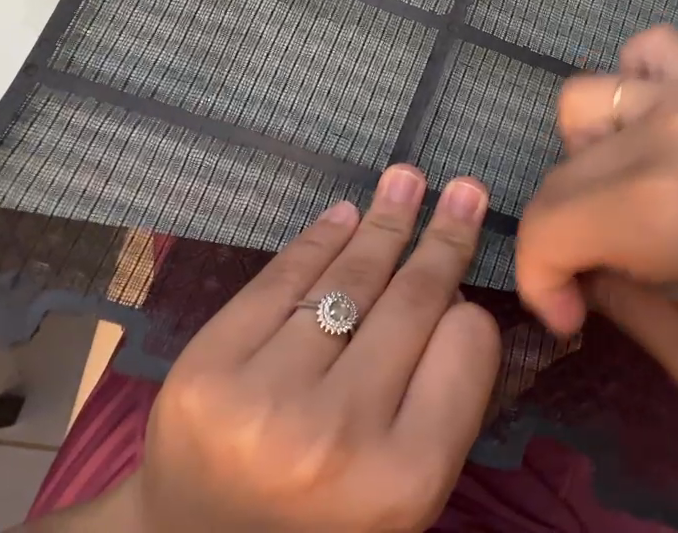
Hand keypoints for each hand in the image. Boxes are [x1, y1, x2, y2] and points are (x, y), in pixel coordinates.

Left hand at [131, 166, 499, 531]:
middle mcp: (337, 433)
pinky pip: (282, 279)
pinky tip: (345, 215)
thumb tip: (451, 288)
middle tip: (467, 190)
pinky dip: (319, 239)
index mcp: (406, 477)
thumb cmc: (327, 524)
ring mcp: (264, 397)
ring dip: (386, 221)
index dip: (469, 312)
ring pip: (349, 279)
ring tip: (408, 179)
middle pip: (413, 300)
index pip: (466, 344)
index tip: (463, 294)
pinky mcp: (208, 368)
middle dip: (446, 236)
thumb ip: (444, 400)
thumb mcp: (410, 491)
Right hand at [515, 26, 677, 394]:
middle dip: (559, 239)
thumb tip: (584, 271)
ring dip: (583, 161)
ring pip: (581, 104)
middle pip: (558, 174)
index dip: (539, 282)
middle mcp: (663, 135)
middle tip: (605, 281)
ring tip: (624, 203)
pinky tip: (653, 133)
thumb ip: (620, 307)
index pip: (545, 229)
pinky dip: (631, 87)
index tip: (572, 315)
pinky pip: (648, 50)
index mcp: (657, 210)